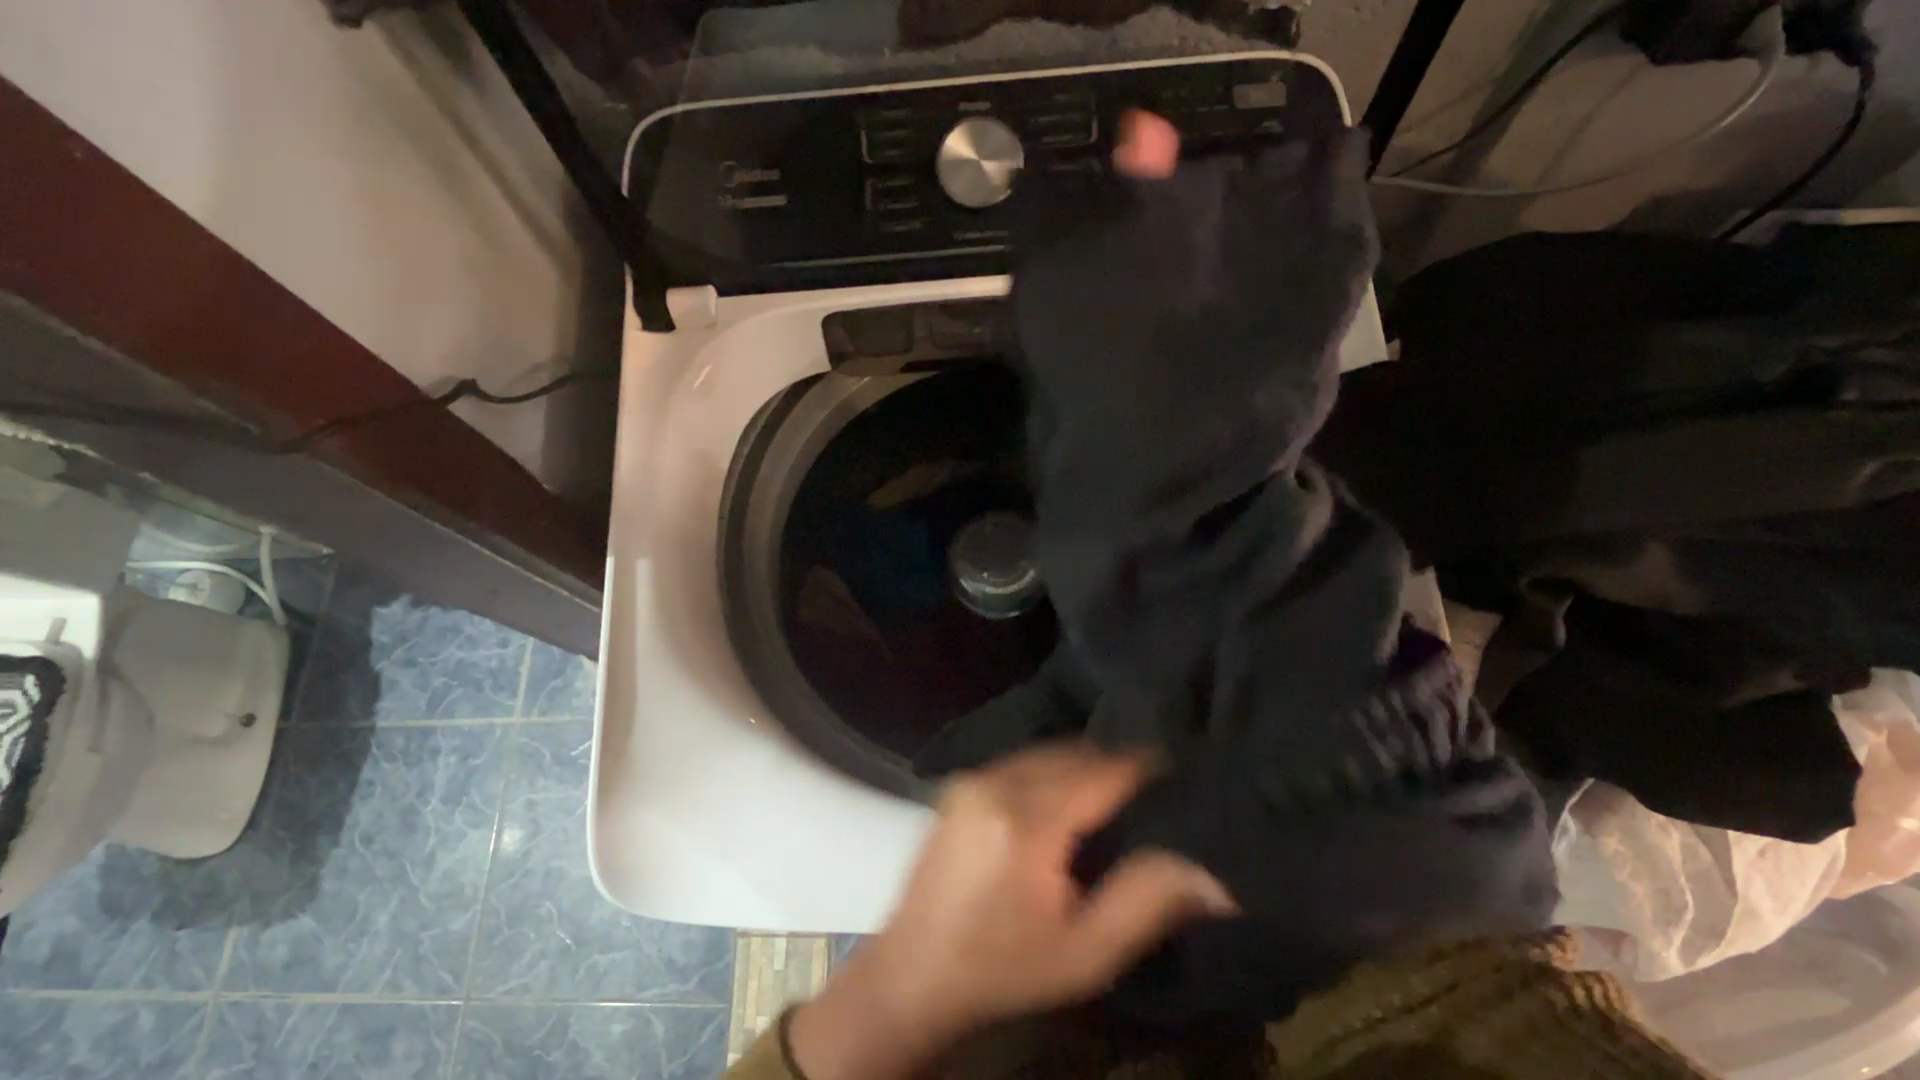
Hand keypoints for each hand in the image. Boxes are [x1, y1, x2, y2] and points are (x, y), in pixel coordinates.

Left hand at [790, 745, 1234, 1079]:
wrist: (911, 977)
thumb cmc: (1003, 970)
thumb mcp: (1085, 952)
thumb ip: (1149, 901)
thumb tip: (1217, 875)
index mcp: (1026, 818)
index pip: (1106, 769)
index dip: (1153, 769)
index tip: (1191, 779)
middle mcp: (995, 781)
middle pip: (1076, 753)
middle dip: (1122, 765)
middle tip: (1165, 791)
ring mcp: (971, 779)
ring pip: (1049, 752)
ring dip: (1089, 765)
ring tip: (1128, 794)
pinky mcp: (960, 786)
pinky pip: (1023, 761)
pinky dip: (1056, 770)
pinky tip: (1077, 799)